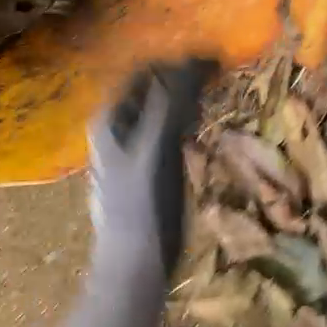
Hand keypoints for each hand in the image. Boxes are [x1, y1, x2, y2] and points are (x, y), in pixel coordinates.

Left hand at [54, 59, 216, 326]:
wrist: (133, 268)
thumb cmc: (140, 207)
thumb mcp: (155, 148)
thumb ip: (170, 103)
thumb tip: (190, 59)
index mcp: (109, 117)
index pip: (144, 71)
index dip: (175, 61)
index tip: (210, 57)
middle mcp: (115, 127)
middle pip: (151, 87)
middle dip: (181, 76)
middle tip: (216, 70)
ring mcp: (129, 147)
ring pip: (159, 108)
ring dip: (184, 96)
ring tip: (211, 90)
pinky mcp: (145, 167)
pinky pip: (164, 130)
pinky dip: (183, 119)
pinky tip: (199, 122)